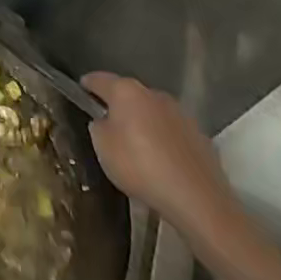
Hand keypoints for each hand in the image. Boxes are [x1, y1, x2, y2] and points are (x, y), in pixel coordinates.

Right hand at [82, 72, 237, 233]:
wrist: (198, 200)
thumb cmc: (140, 167)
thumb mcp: (102, 146)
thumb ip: (98, 126)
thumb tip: (105, 121)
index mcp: (126, 90)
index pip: (97, 79)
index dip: (85, 87)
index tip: (80, 98)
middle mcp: (154, 94)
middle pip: (127, 94)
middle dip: (117, 107)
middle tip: (108, 129)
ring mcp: (181, 114)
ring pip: (152, 112)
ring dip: (142, 123)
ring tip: (137, 149)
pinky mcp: (200, 136)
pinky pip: (172, 132)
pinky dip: (163, 140)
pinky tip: (161, 162)